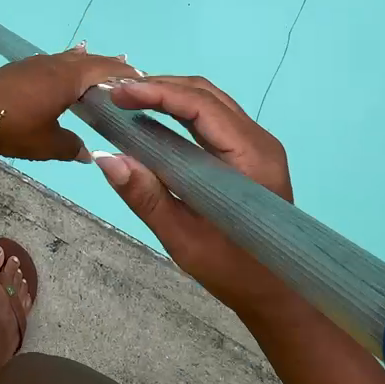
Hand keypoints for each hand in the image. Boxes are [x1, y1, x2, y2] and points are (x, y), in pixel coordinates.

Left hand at [0, 45, 137, 161]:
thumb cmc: (14, 126)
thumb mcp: (47, 144)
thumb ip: (70, 146)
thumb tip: (86, 153)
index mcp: (67, 79)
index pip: (102, 70)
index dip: (121, 72)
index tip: (140, 76)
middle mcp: (53, 65)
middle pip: (86, 61)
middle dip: (106, 64)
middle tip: (126, 67)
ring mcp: (33, 65)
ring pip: (66, 59)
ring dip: (83, 62)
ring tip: (96, 61)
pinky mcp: (17, 70)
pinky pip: (50, 62)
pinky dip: (64, 64)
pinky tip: (59, 67)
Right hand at [92, 76, 292, 302]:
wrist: (278, 296)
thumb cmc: (234, 272)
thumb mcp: (184, 240)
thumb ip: (147, 198)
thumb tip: (106, 157)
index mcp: (251, 159)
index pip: (201, 106)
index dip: (157, 93)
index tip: (117, 94)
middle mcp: (258, 141)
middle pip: (204, 94)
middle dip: (158, 87)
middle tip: (115, 94)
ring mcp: (255, 144)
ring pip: (207, 100)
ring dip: (167, 94)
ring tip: (126, 100)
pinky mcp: (247, 151)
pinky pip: (210, 115)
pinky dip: (177, 108)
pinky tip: (150, 115)